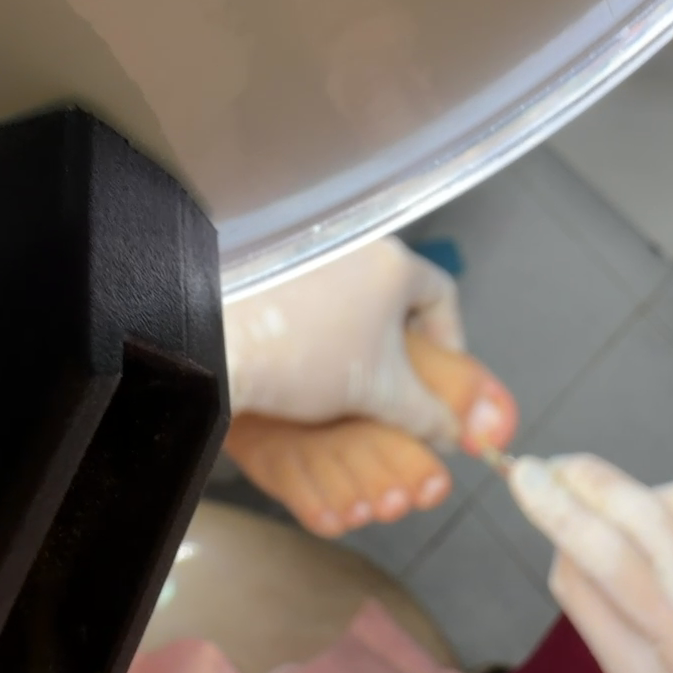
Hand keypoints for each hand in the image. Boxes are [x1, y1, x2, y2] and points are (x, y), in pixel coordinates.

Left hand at [225, 236, 489, 449]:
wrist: (221, 337)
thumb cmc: (309, 355)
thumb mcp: (379, 392)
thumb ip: (428, 413)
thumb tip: (451, 432)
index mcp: (393, 261)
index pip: (442, 295)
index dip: (448, 344)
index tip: (436, 384)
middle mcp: (357, 240)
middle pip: (398, 293)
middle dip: (401, 345)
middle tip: (394, 385)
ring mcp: (313, 244)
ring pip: (356, 291)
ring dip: (361, 333)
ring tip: (349, 376)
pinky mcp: (275, 256)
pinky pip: (317, 287)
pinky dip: (324, 320)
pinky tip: (311, 353)